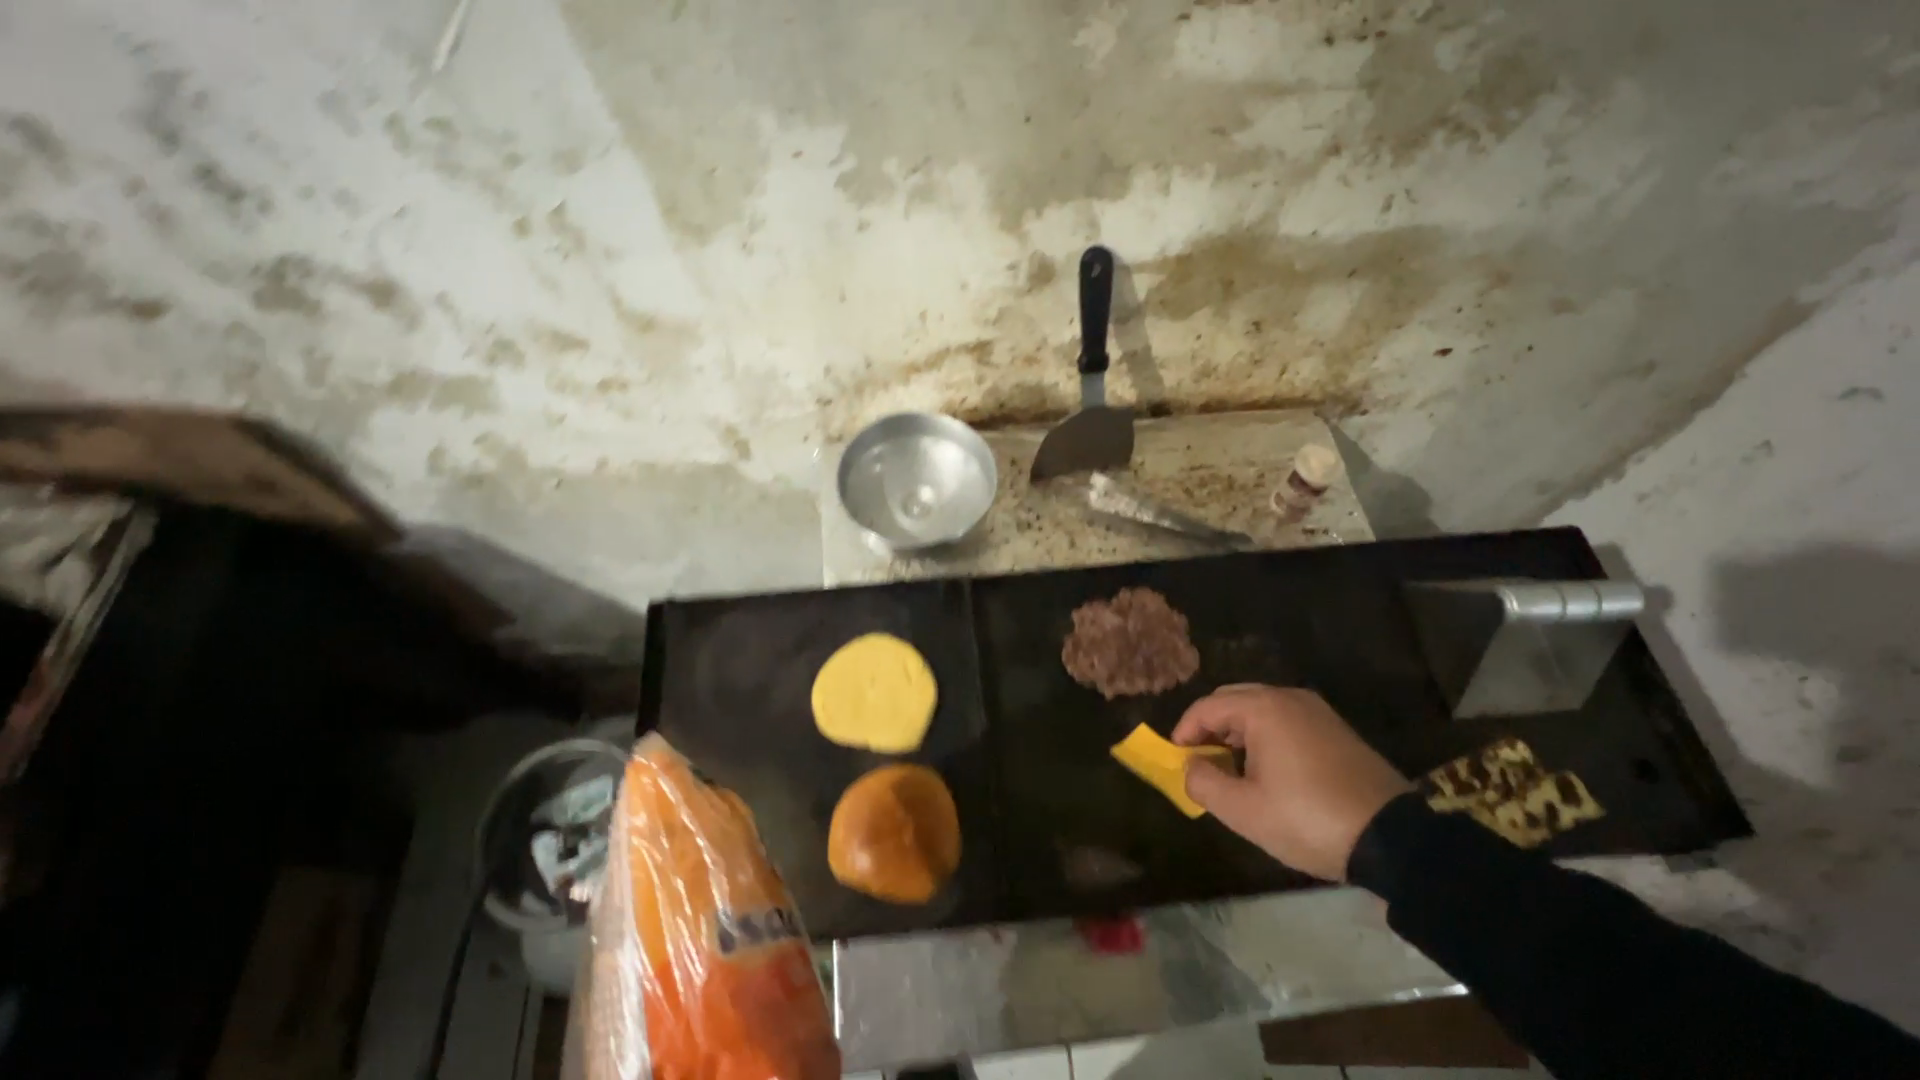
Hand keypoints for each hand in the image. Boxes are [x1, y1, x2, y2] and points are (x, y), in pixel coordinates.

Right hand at [1173, 684, 1410, 881]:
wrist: (1391, 839)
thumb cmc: (1307, 820)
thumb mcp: (1243, 810)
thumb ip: (1204, 783)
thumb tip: (1190, 767)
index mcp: (1264, 709)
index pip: (1207, 707)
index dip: (1184, 731)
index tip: (1175, 760)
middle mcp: (1291, 699)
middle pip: (1234, 699)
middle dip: (1210, 727)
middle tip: (1199, 761)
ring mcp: (1319, 713)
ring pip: (1262, 709)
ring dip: (1238, 732)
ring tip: (1230, 769)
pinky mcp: (1338, 731)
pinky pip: (1287, 722)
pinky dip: (1265, 737)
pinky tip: (1266, 771)